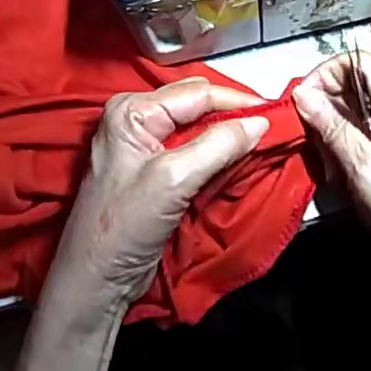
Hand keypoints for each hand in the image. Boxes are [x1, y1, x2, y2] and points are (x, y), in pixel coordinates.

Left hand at [47, 78, 268, 312]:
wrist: (96, 276)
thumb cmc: (123, 226)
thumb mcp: (173, 180)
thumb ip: (217, 146)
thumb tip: (259, 122)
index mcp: (132, 110)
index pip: (196, 94)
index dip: (237, 101)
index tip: (275, 112)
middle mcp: (135, 116)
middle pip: (196, 102)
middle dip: (232, 112)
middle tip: (270, 125)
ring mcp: (142, 140)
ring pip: (196, 122)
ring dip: (226, 130)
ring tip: (259, 138)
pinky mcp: (151, 165)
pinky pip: (191, 144)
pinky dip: (215, 148)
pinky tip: (236, 155)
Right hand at [292, 54, 370, 295]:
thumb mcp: (368, 170)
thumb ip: (331, 127)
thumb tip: (300, 93)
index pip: (356, 62)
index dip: (323, 77)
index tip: (300, 105)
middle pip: (350, 85)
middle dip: (324, 112)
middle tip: (314, 145)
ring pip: (349, 111)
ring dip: (331, 136)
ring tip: (331, 169)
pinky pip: (357, 132)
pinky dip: (341, 149)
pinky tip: (340, 175)